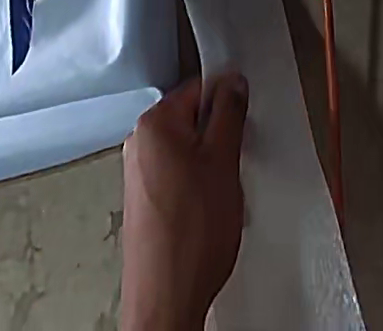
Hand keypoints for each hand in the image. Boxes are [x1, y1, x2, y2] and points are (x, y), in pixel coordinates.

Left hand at [120, 74, 248, 330]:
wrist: (166, 299)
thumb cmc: (191, 235)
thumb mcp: (224, 158)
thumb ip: (230, 112)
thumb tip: (232, 83)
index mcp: (154, 124)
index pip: (198, 87)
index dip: (226, 97)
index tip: (243, 113)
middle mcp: (140, 143)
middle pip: (191, 116)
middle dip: (218, 132)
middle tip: (235, 156)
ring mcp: (139, 173)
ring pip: (186, 146)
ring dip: (209, 159)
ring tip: (222, 188)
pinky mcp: (144, 199)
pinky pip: (177, 172)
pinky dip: (197, 181)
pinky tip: (209, 207)